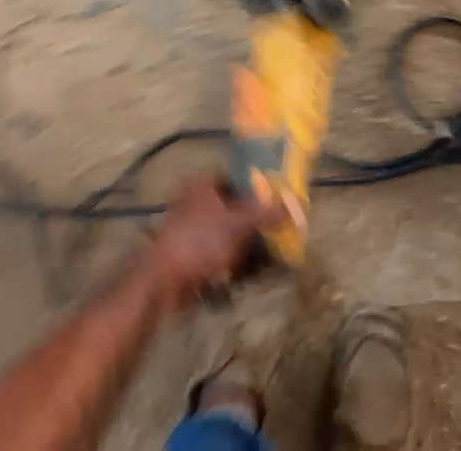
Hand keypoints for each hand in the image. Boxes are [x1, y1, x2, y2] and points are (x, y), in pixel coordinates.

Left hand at [145, 175, 285, 310]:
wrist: (164, 280)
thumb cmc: (199, 241)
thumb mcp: (237, 223)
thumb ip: (266, 213)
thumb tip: (296, 205)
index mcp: (202, 184)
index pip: (237, 179)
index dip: (260, 191)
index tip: (281, 206)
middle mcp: (197, 202)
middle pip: (237, 209)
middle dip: (259, 227)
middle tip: (281, 238)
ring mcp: (195, 229)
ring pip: (232, 234)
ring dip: (252, 248)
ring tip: (273, 261)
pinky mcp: (195, 254)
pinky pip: (223, 254)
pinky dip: (238, 263)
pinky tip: (252, 274)